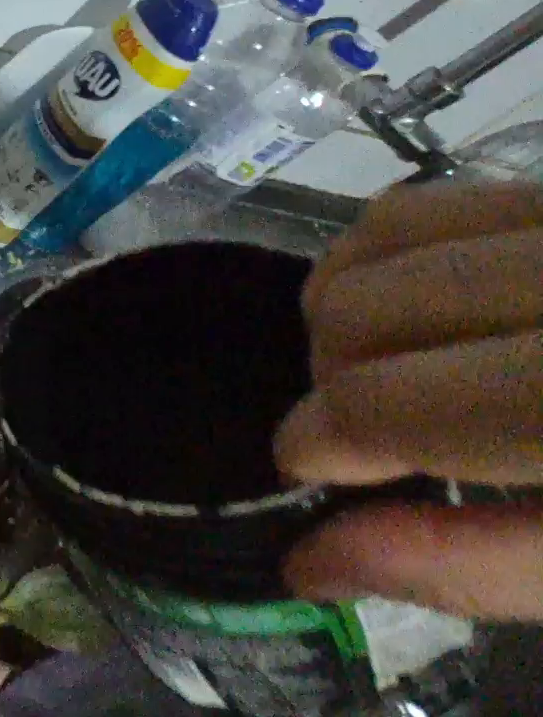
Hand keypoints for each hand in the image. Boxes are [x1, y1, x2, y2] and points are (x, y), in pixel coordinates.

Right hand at [274, 182, 542, 619]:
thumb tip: (304, 562)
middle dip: (331, 386)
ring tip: (392, 373)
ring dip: (337, 325)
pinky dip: (370, 266)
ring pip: (359, 257)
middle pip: (349, 320)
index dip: (319, 448)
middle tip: (381, 437)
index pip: (378, 403)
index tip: (320, 477)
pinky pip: (406, 212)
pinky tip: (412, 314)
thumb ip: (475, 566)